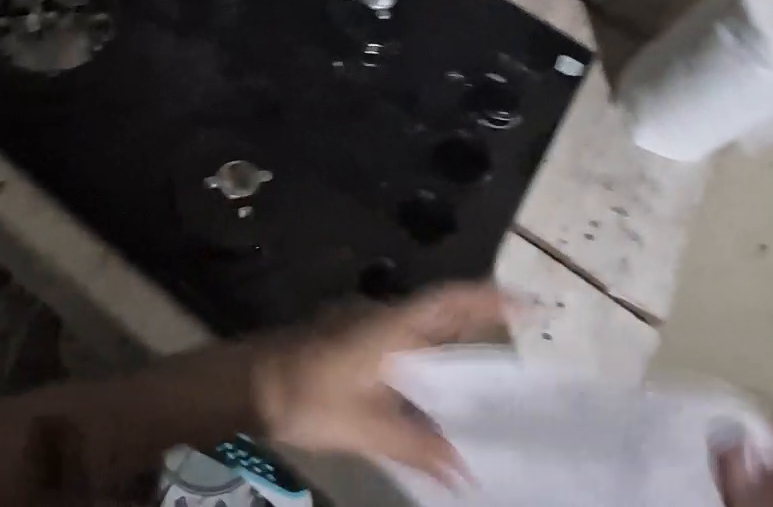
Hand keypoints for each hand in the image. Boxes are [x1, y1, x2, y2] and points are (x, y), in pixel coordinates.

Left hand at [251, 283, 508, 485]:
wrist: (246, 382)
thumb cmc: (305, 397)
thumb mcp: (364, 428)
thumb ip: (416, 447)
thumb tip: (466, 471)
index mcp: (388, 327)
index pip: (446, 303)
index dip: (487, 299)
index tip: (526, 302)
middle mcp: (378, 317)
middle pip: (437, 313)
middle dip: (477, 321)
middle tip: (519, 341)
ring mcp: (360, 325)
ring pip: (417, 328)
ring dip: (449, 342)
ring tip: (486, 374)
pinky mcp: (347, 339)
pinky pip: (398, 341)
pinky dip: (424, 358)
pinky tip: (431, 392)